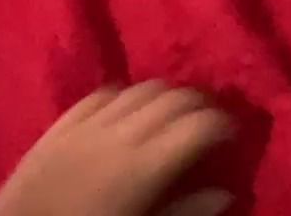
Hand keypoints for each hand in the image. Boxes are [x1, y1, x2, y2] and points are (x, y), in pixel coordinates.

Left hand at [0, 81, 233, 215]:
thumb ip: (184, 215)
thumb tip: (227, 192)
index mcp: (141, 168)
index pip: (200, 123)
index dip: (225, 124)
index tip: (235, 136)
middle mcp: (117, 135)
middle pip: (176, 96)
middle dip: (202, 105)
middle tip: (212, 124)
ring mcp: (83, 127)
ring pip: (143, 87)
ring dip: (167, 95)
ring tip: (174, 117)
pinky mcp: (55, 129)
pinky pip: (101, 94)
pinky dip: (125, 96)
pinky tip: (129, 113)